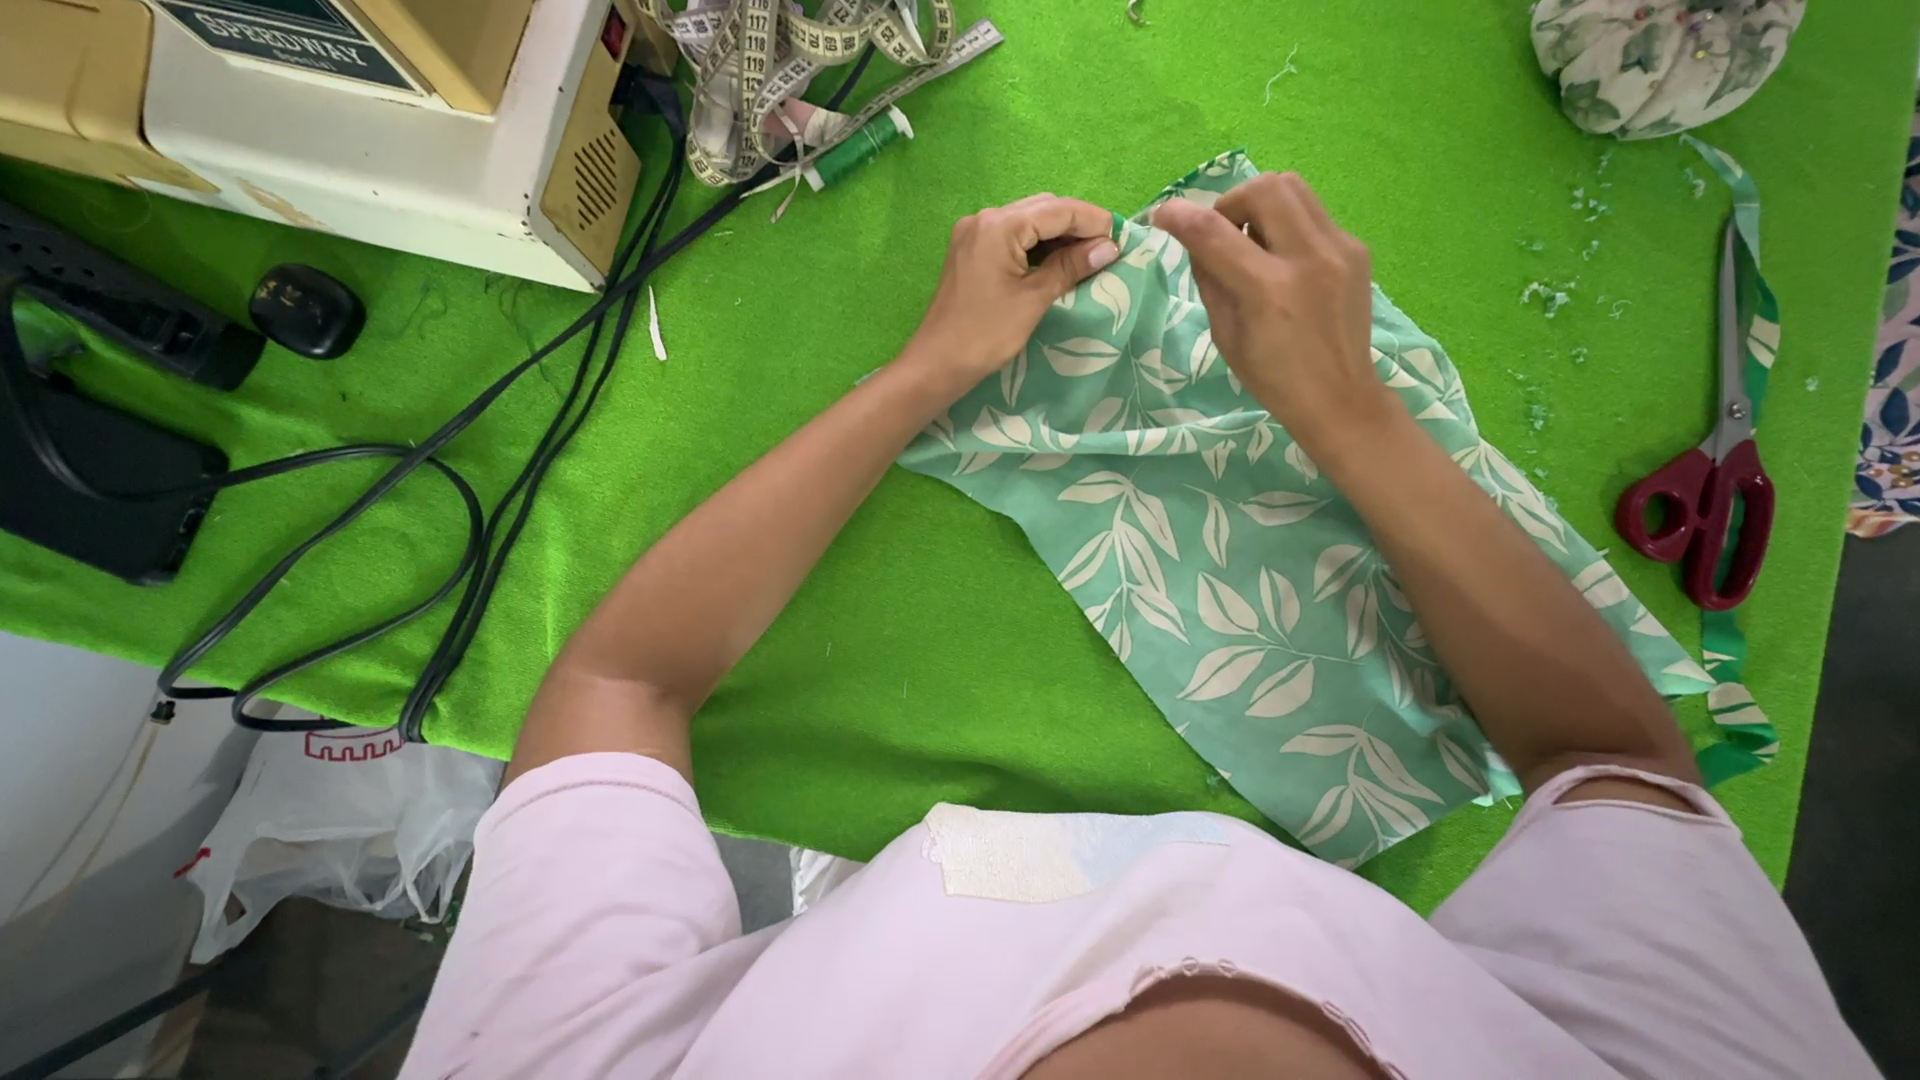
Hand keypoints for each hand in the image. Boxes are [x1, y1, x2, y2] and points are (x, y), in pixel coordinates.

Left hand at [906, 194, 1119, 383]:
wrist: (938, 363)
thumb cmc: (986, 334)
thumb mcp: (1034, 299)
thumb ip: (1071, 267)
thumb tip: (1109, 247)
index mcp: (1000, 225)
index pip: (1058, 210)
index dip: (1093, 221)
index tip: (1122, 238)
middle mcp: (985, 219)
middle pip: (1043, 208)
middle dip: (1077, 225)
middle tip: (1107, 249)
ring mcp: (974, 233)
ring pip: (1028, 220)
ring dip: (1058, 234)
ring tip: (1088, 257)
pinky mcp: (970, 250)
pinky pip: (1012, 236)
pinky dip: (1037, 245)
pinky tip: (1057, 262)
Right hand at [1151, 173, 1390, 447]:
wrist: (1339, 397)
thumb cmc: (1272, 378)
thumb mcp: (1225, 334)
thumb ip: (1210, 280)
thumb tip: (1196, 241)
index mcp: (1268, 290)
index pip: (1214, 234)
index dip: (1180, 218)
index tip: (1163, 215)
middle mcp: (1308, 258)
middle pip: (1263, 188)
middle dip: (1231, 203)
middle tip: (1223, 234)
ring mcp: (1339, 248)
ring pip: (1293, 187)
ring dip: (1261, 205)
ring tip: (1253, 242)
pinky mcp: (1356, 248)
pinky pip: (1313, 213)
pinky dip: (1286, 226)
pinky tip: (1283, 261)